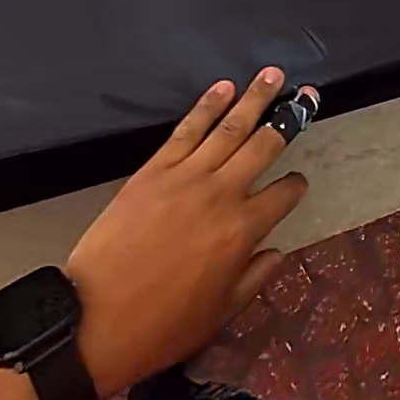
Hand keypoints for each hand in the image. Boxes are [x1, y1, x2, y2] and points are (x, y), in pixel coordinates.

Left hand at [64, 68, 309, 395]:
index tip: (298, 182)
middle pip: (264, 146)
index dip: (295, 187)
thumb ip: (256, 276)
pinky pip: (186, 131)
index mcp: (243, 230)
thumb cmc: (161, 324)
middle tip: (307, 94)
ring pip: (229, 128)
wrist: (91, 322)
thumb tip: (279, 251)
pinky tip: (223, 88)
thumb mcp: (221, 313)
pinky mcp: (154, 170)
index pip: (283, 194)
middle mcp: (222, 194)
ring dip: (254, 98)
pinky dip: (206, 106)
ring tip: (272, 74)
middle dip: (290, 118)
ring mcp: (187, 176)